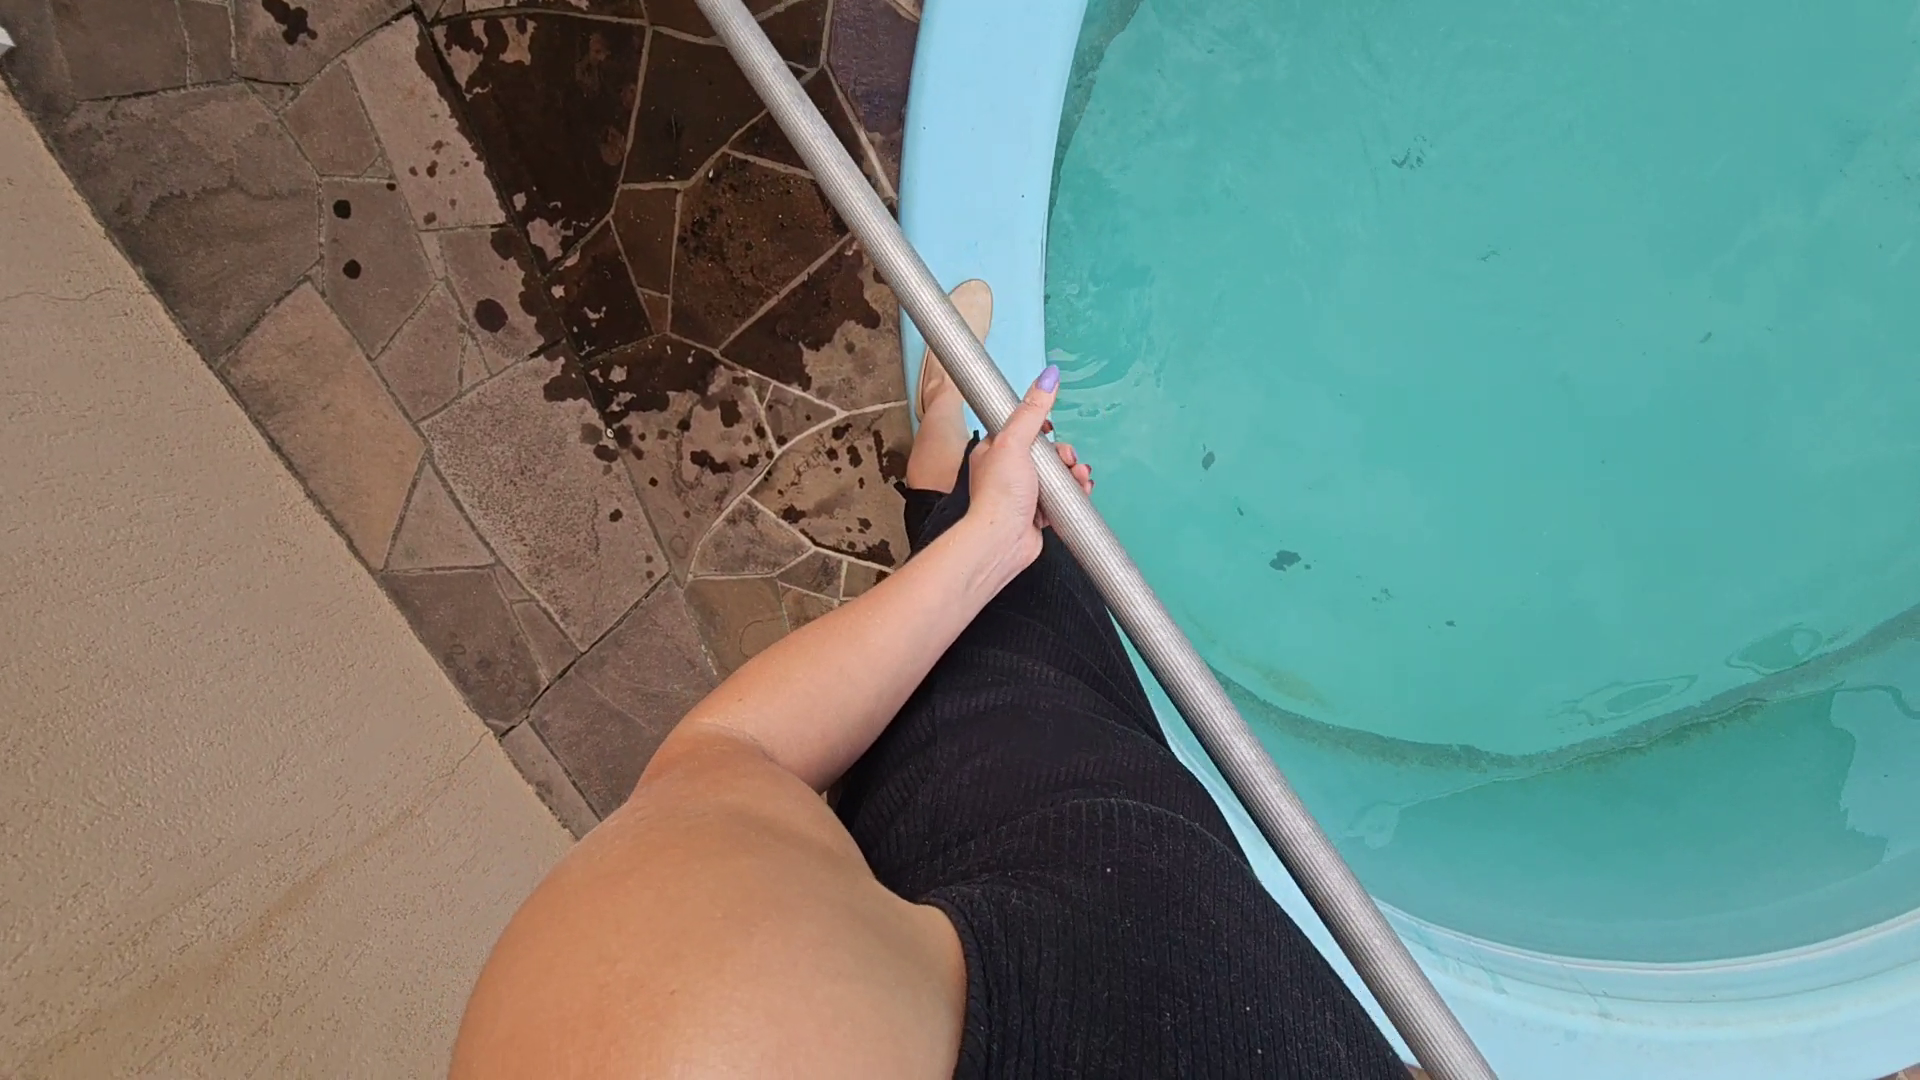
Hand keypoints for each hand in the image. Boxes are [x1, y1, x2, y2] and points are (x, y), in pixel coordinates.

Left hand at [963, 365, 1094, 569]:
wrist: (1003, 540)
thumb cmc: (999, 495)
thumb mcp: (1015, 441)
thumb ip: (1033, 410)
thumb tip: (1047, 377)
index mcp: (996, 450)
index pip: (1023, 428)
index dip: (1042, 428)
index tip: (1051, 430)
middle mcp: (1009, 470)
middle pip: (1047, 452)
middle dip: (1065, 455)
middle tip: (1068, 460)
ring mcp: (1024, 492)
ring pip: (1058, 475)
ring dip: (1074, 474)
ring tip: (1079, 477)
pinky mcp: (1039, 513)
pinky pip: (1063, 497)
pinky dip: (1074, 493)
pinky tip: (1081, 491)